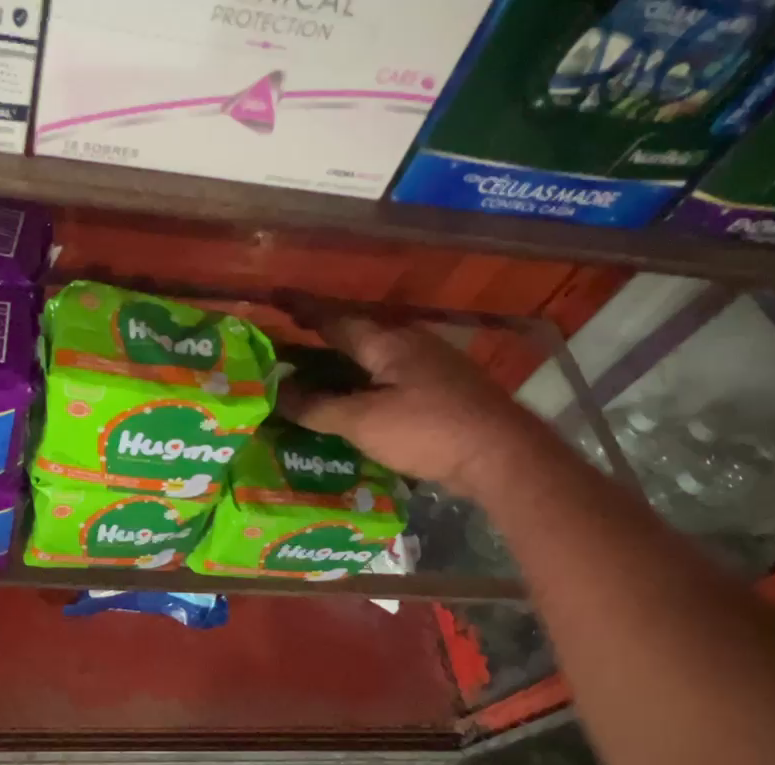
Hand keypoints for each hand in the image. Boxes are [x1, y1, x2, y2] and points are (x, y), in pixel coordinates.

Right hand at [279, 316, 552, 499]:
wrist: (502, 457)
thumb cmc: (429, 431)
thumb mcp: (363, 422)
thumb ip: (317, 407)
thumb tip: (278, 394)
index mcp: (388, 342)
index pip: (334, 319)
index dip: (302, 310)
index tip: (273, 298)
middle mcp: (411, 344)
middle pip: (355, 337)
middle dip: (319, 340)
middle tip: (283, 350)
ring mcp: (431, 367)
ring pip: (374, 360)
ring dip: (342, 367)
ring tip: (310, 380)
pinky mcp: (443, 392)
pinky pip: (389, 380)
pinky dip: (363, 387)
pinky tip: (352, 404)